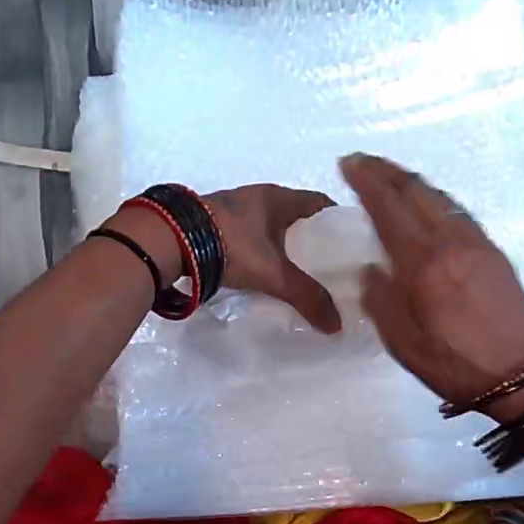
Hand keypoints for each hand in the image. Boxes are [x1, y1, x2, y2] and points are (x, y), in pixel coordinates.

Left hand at [99, 184, 340, 331]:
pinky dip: (266, 255)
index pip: (321, 204)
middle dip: (315, 241)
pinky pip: (255, 240)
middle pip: (299, 219)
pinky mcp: (219, 228)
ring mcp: (236, 212)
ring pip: (275, 230)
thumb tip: (337, 325)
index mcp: (279, 198)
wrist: (171, 241)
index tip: (352, 248)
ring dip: (288, 249)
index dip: (340, 223)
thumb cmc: (231, 246)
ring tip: (304, 277)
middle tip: (331, 269)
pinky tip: (269, 275)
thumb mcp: (274, 273)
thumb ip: (305, 296)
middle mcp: (259, 198)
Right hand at [340, 154, 523, 406]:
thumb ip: (381, 301)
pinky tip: (429, 205)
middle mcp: (452, 242)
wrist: (520, 374)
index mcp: (424, 263)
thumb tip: (371, 269)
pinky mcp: (494, 252)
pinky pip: (458, 212)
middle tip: (364, 161)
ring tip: (391, 177)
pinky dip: (435, 199)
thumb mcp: (403, 343)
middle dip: (387, 171)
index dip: (367, 182)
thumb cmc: (454, 364)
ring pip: (440, 198)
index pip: (389, 209)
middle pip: (417, 191)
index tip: (348, 164)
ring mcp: (477, 243)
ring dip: (412, 181)